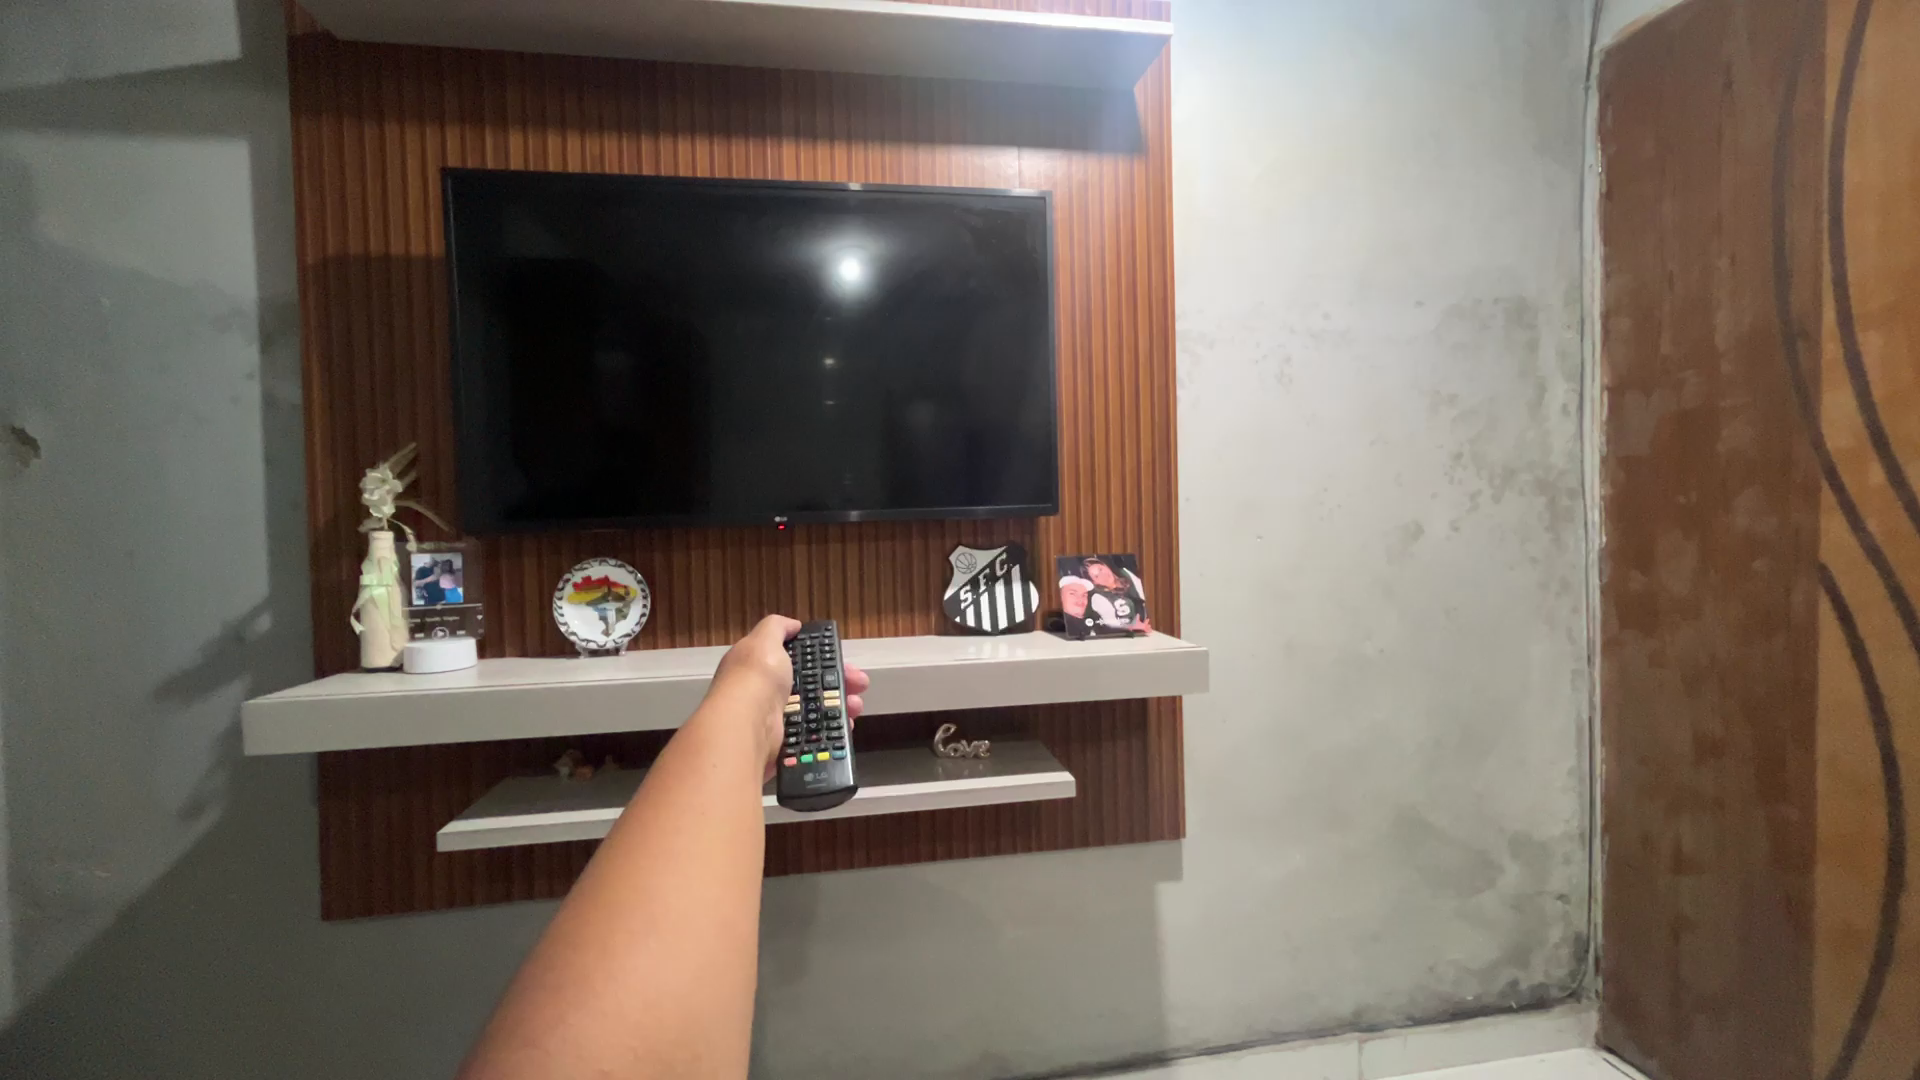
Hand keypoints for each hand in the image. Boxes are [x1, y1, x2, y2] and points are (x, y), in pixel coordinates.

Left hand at [707, 616, 869, 777]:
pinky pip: (814, 735)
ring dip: (841, 707)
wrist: (743, 729)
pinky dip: (833, 731)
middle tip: (860, 684)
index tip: (842, 660)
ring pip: (816, 710)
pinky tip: (846, 726)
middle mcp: (767, 692)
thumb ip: (777, 627)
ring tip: (857, 707)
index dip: (821, 658)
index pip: (796, 659)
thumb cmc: (755, 679)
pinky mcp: (784, 743)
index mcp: (761, 666)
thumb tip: (794, 624)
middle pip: (810, 685)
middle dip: (838, 682)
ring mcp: (776, 719)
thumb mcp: (763, 641)